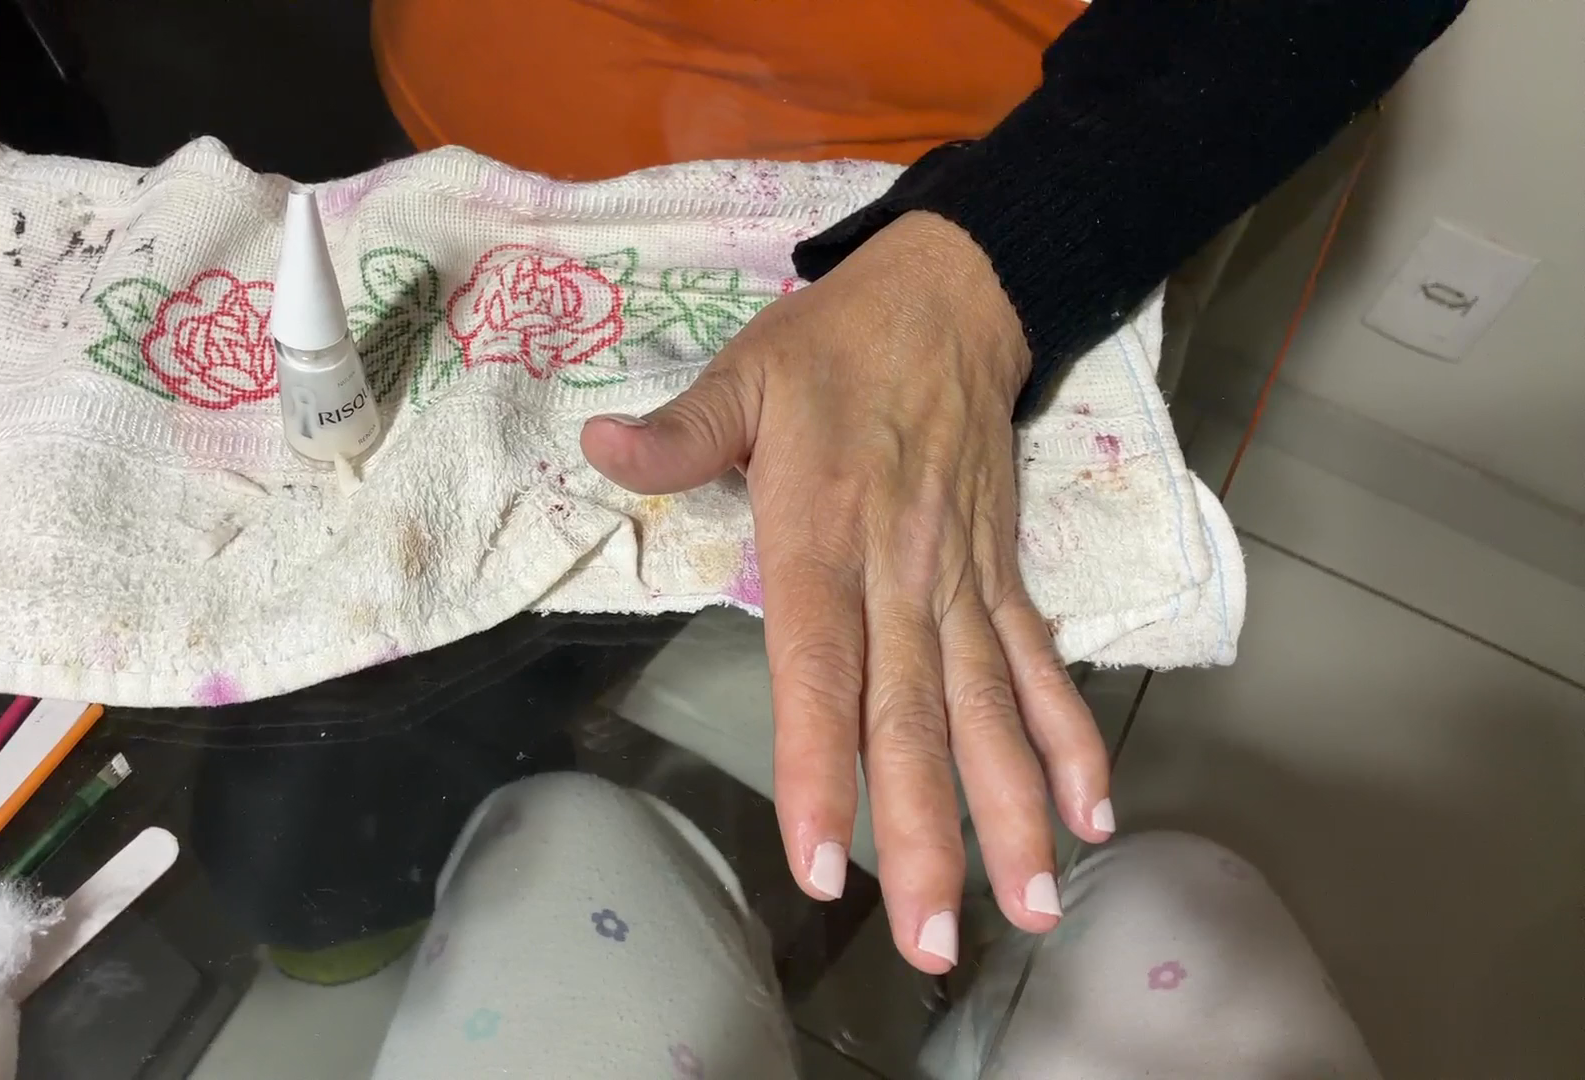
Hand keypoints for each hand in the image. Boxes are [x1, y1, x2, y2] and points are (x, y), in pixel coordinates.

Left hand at [581, 211, 1112, 973]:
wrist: (947, 299)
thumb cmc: (831, 347)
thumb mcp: (741, 376)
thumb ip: (676, 433)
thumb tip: (593, 449)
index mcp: (824, 535)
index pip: (819, 668)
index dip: (818, 765)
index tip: (821, 863)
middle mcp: (903, 573)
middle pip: (912, 716)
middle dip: (925, 832)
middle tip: (929, 940)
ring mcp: (963, 577)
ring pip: (987, 708)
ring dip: (1011, 811)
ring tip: (1027, 910)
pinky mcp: (1002, 568)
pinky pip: (1039, 661)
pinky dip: (1066, 735)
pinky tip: (1090, 811)